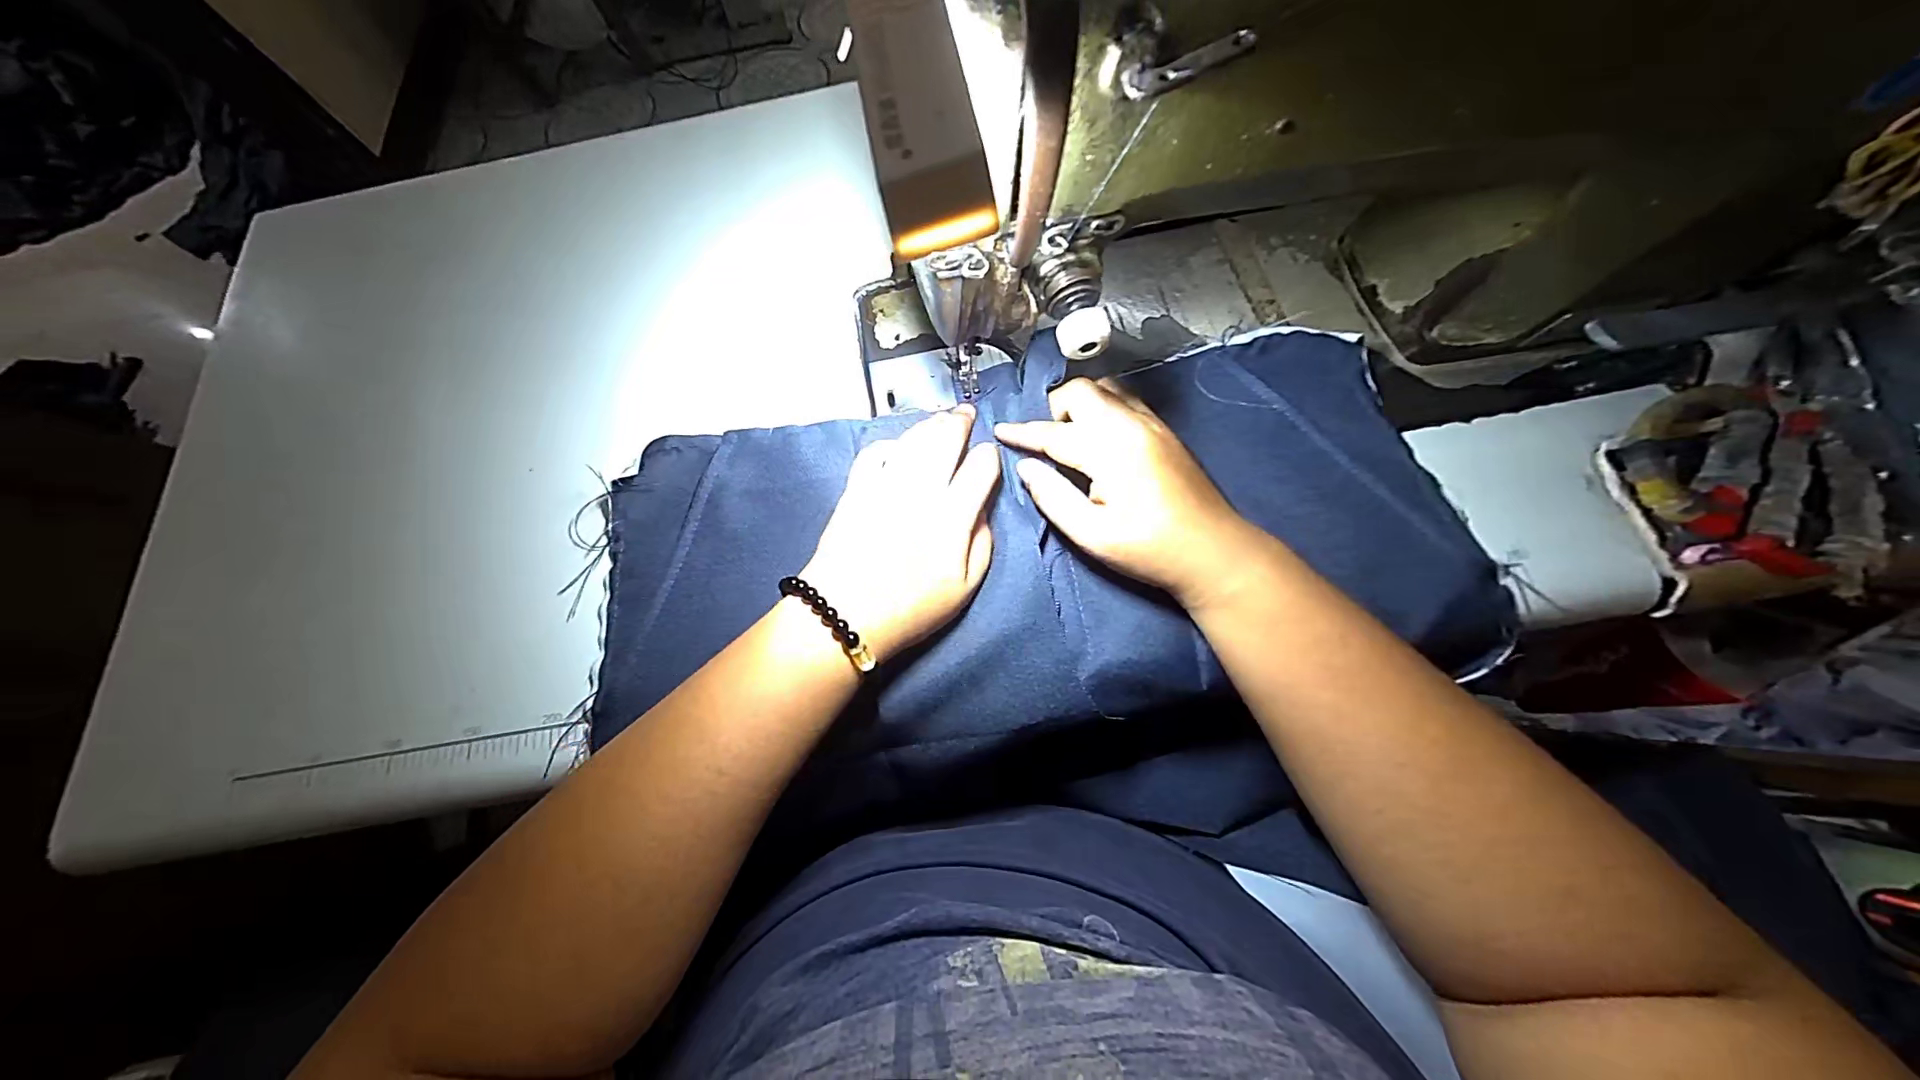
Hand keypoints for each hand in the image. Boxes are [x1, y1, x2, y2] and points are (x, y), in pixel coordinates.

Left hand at [799, 405, 999, 662]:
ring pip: (913, 438)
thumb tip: (982, 508)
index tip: (989, 458)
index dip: (989, 457)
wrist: (843, 615)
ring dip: (931, 424)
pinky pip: (875, 451)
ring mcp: (885, 486)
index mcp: (952, 519)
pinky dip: (891, 443)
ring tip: (942, 420)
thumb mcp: (964, 588)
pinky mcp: (856, 488)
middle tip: (966, 415)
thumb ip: (982, 543)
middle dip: (960, 422)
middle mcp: (920, 493)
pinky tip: (900, 448)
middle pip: (945, 439)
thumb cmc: (909, 610)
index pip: (980, 467)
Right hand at [996, 377, 1264, 609]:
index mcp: (1110, 449)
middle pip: (1080, 391)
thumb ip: (1053, 496)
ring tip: (1071, 436)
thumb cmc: (1149, 549)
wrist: (1213, 551)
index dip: (1022, 432)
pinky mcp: (1166, 431)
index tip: (999, 430)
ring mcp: (1153, 424)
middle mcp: (1131, 425)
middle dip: (1053, 409)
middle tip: (1044, 441)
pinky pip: (1126, 400)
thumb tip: (1026, 468)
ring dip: (1080, 404)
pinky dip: (1104, 407)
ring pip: (1106, 389)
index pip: (1054, 432)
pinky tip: (1101, 436)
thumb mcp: (1090, 534)